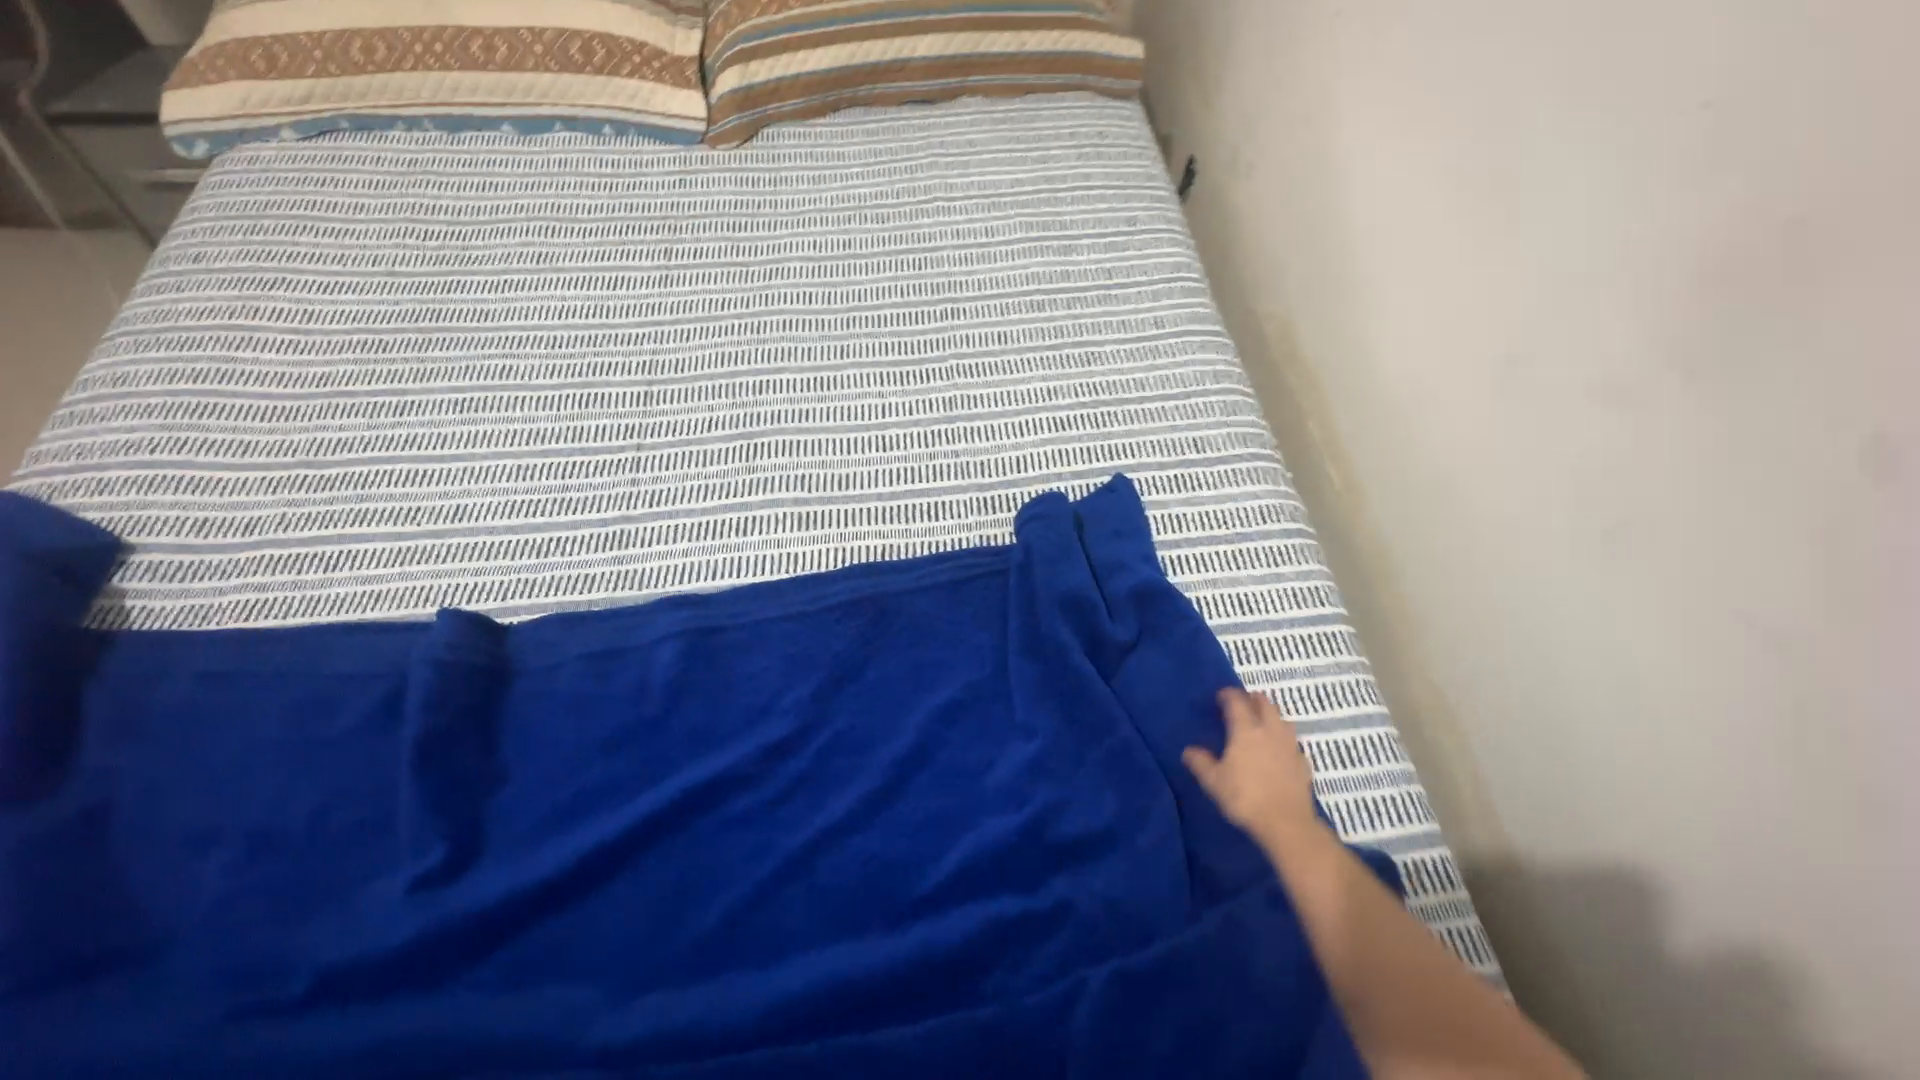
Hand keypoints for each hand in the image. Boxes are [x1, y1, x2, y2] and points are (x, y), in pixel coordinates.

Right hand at [1183, 687, 1322, 846]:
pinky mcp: (1303, 761)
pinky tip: (1278, 750)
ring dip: (1270, 715)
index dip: (1227, 695)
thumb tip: (1189, 751)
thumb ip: (1200, 763)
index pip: (1236, 701)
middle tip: (1241, 705)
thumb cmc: (1245, 797)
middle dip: (1252, 699)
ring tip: (1260, 723)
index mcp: (1246, 730)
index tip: (1220, 696)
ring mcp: (1290, 745)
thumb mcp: (1214, 782)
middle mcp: (1270, 730)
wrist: (1286, 823)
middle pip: (1264, 703)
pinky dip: (1282, 738)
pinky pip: (1292, 740)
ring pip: (1281, 718)